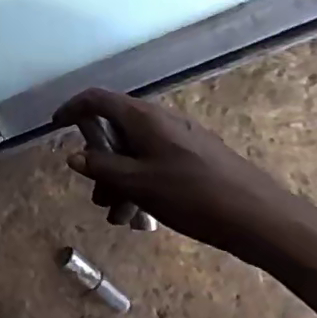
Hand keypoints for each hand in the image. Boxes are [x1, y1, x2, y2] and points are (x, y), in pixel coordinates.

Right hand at [55, 88, 316, 267]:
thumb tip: (73, 156)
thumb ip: (102, 168)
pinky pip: (155, 162)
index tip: (55, 126)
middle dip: (100, 162)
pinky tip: (143, 216)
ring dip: (120, 179)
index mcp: (143, 118)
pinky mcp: (196, 157)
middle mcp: (161, 120)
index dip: (73, 109)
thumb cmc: (193, 196)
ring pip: (136, 151)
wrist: (261, 218)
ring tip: (119, 216)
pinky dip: (141, 183)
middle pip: (116, 129)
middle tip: (96, 195)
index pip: (97, 99)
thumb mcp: (138, 184)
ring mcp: (181, 138)